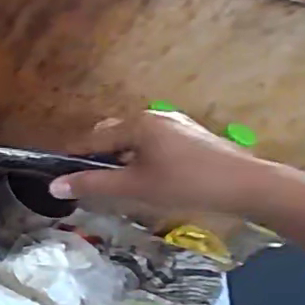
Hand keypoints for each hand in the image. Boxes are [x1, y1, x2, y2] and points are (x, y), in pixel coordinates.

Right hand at [48, 111, 286, 215]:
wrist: (250, 187)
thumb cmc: (186, 183)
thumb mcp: (134, 186)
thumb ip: (91, 185)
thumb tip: (53, 186)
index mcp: (136, 123)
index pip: (92, 139)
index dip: (74, 158)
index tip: (62, 177)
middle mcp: (154, 117)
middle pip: (113, 136)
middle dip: (99, 158)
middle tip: (95, 185)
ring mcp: (176, 125)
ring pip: (135, 141)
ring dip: (122, 160)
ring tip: (122, 185)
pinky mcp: (192, 137)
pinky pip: (155, 145)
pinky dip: (143, 160)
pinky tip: (151, 180)